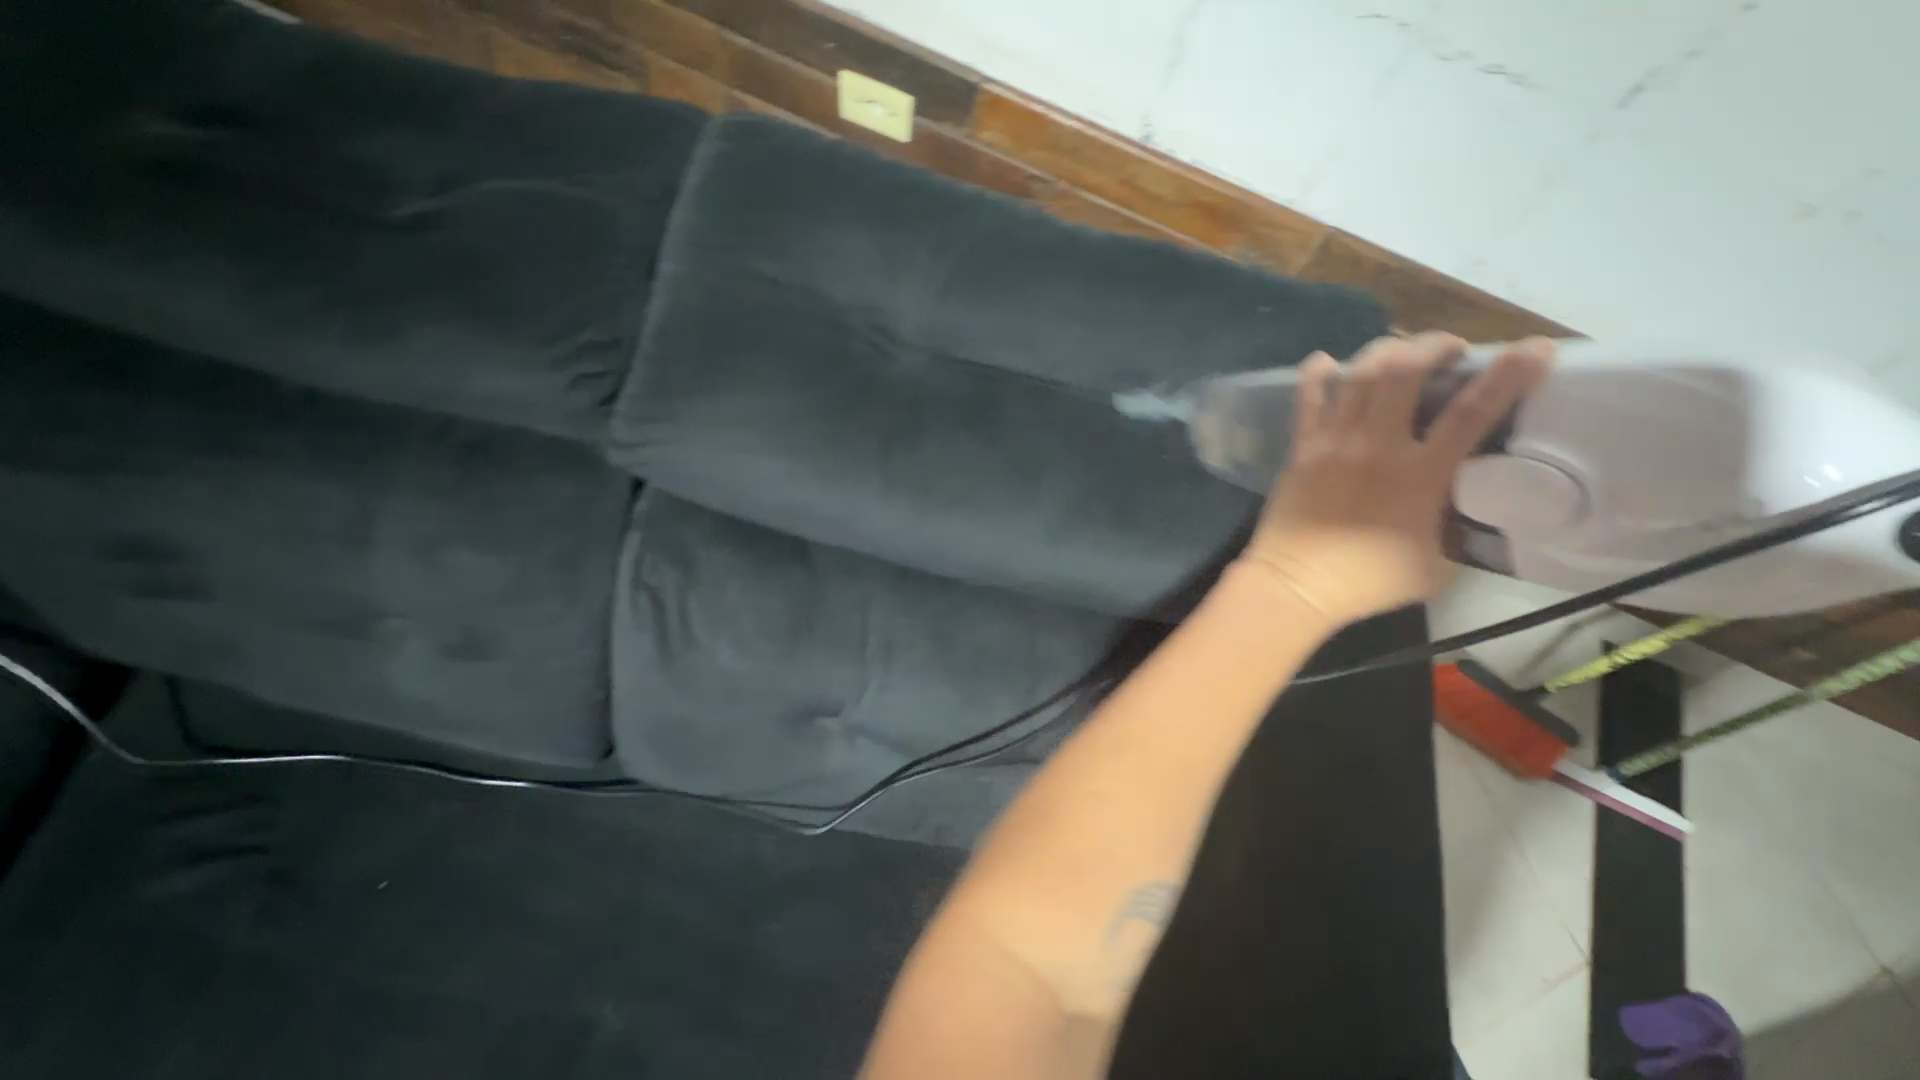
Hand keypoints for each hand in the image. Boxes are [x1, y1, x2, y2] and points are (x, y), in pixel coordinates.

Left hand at [1239, 332, 1554, 623]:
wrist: (1295, 585)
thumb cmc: (1367, 582)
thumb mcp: (1433, 564)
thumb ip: (1449, 529)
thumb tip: (1456, 513)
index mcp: (1421, 474)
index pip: (1472, 412)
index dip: (1508, 374)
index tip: (1536, 348)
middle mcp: (1377, 446)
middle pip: (1405, 371)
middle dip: (1434, 345)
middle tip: (1450, 349)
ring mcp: (1335, 442)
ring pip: (1360, 374)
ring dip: (1387, 350)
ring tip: (1402, 350)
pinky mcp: (1302, 448)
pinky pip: (1309, 399)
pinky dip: (1319, 373)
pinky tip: (1326, 360)